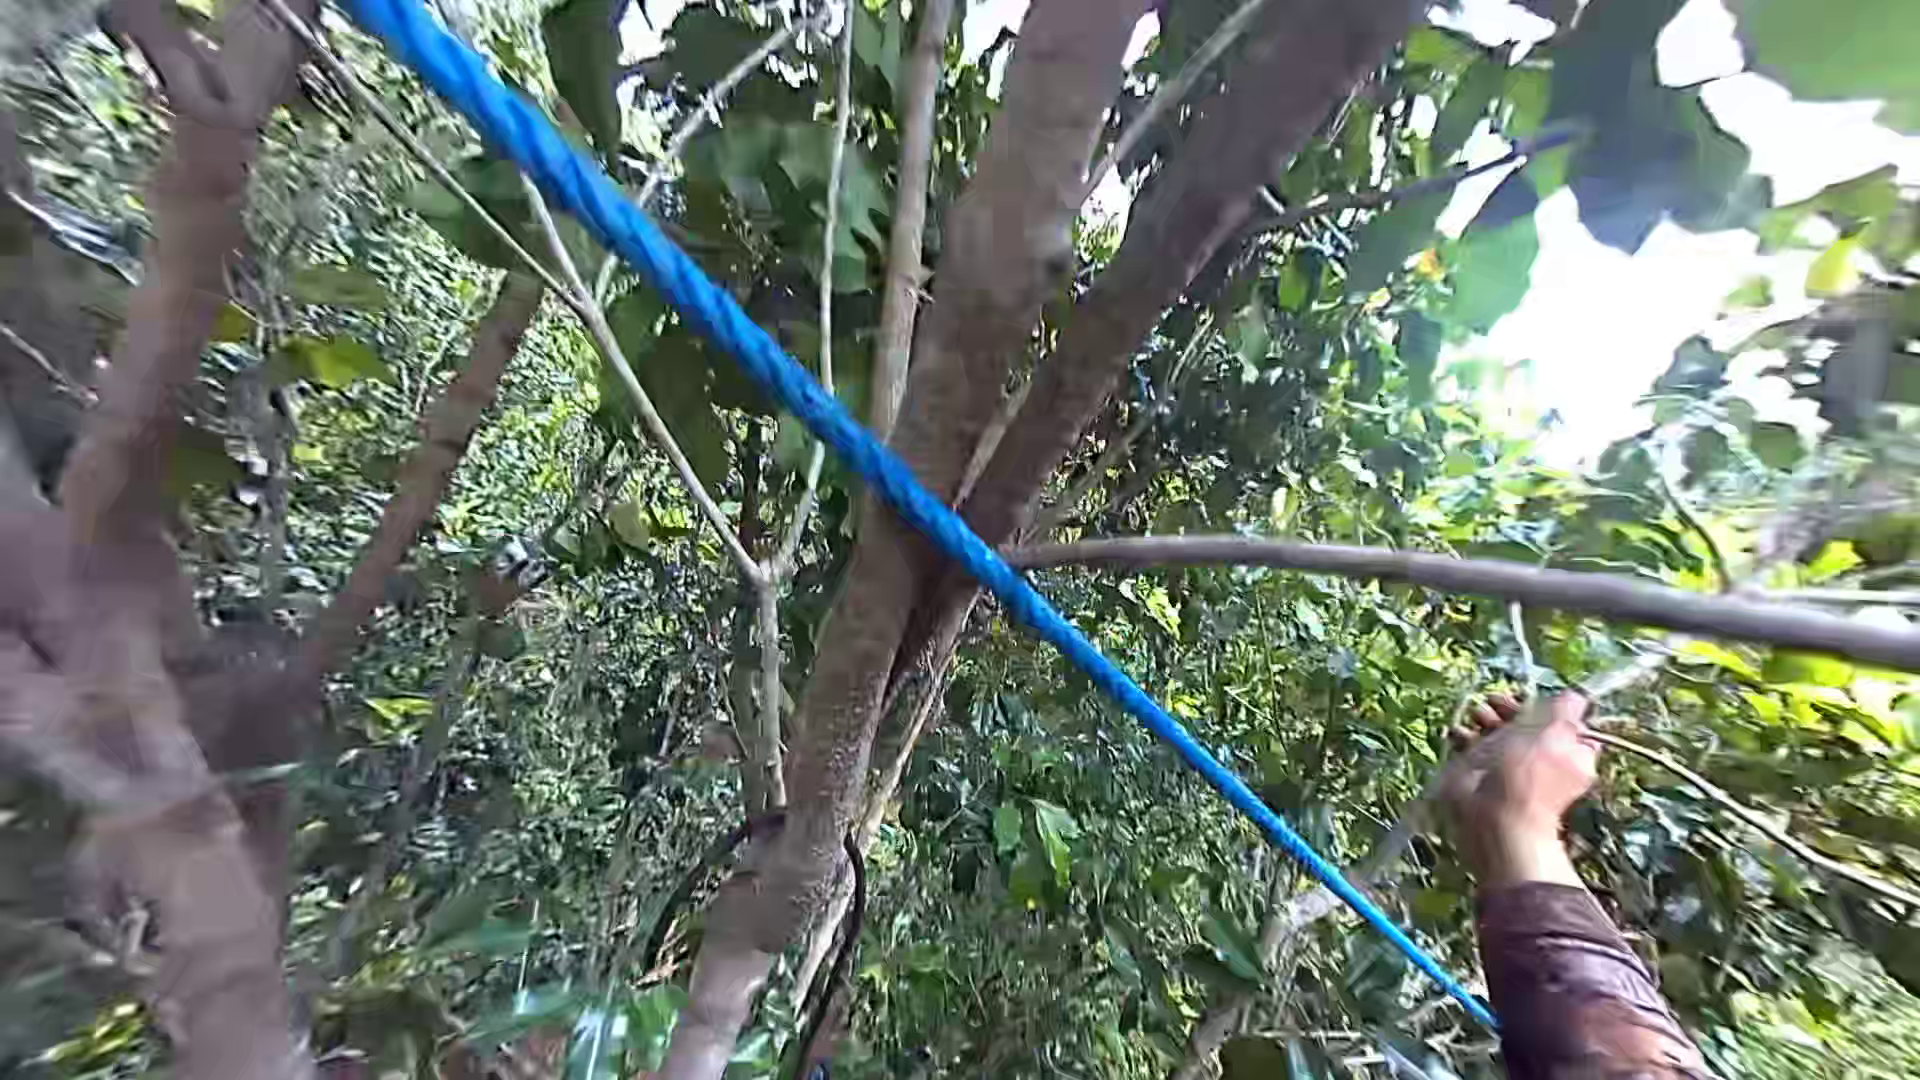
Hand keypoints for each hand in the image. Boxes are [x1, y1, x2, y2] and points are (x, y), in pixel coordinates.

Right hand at [1439, 692, 1600, 887]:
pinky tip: (1458, 733)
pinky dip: (1462, 734)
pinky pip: (1468, 741)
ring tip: (1476, 717)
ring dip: (1482, 717)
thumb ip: (1565, 714)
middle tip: (1492, 701)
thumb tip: (1578, 694)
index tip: (1524, 697)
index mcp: (1566, 751)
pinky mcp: (1475, 765)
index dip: (1543, 707)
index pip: (1559, 722)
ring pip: (1493, 729)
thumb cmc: (1527, 774)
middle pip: (1523, 723)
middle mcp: (1537, 756)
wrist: (1490, 812)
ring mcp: (1504, 762)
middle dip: (1507, 709)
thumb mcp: (1553, 738)